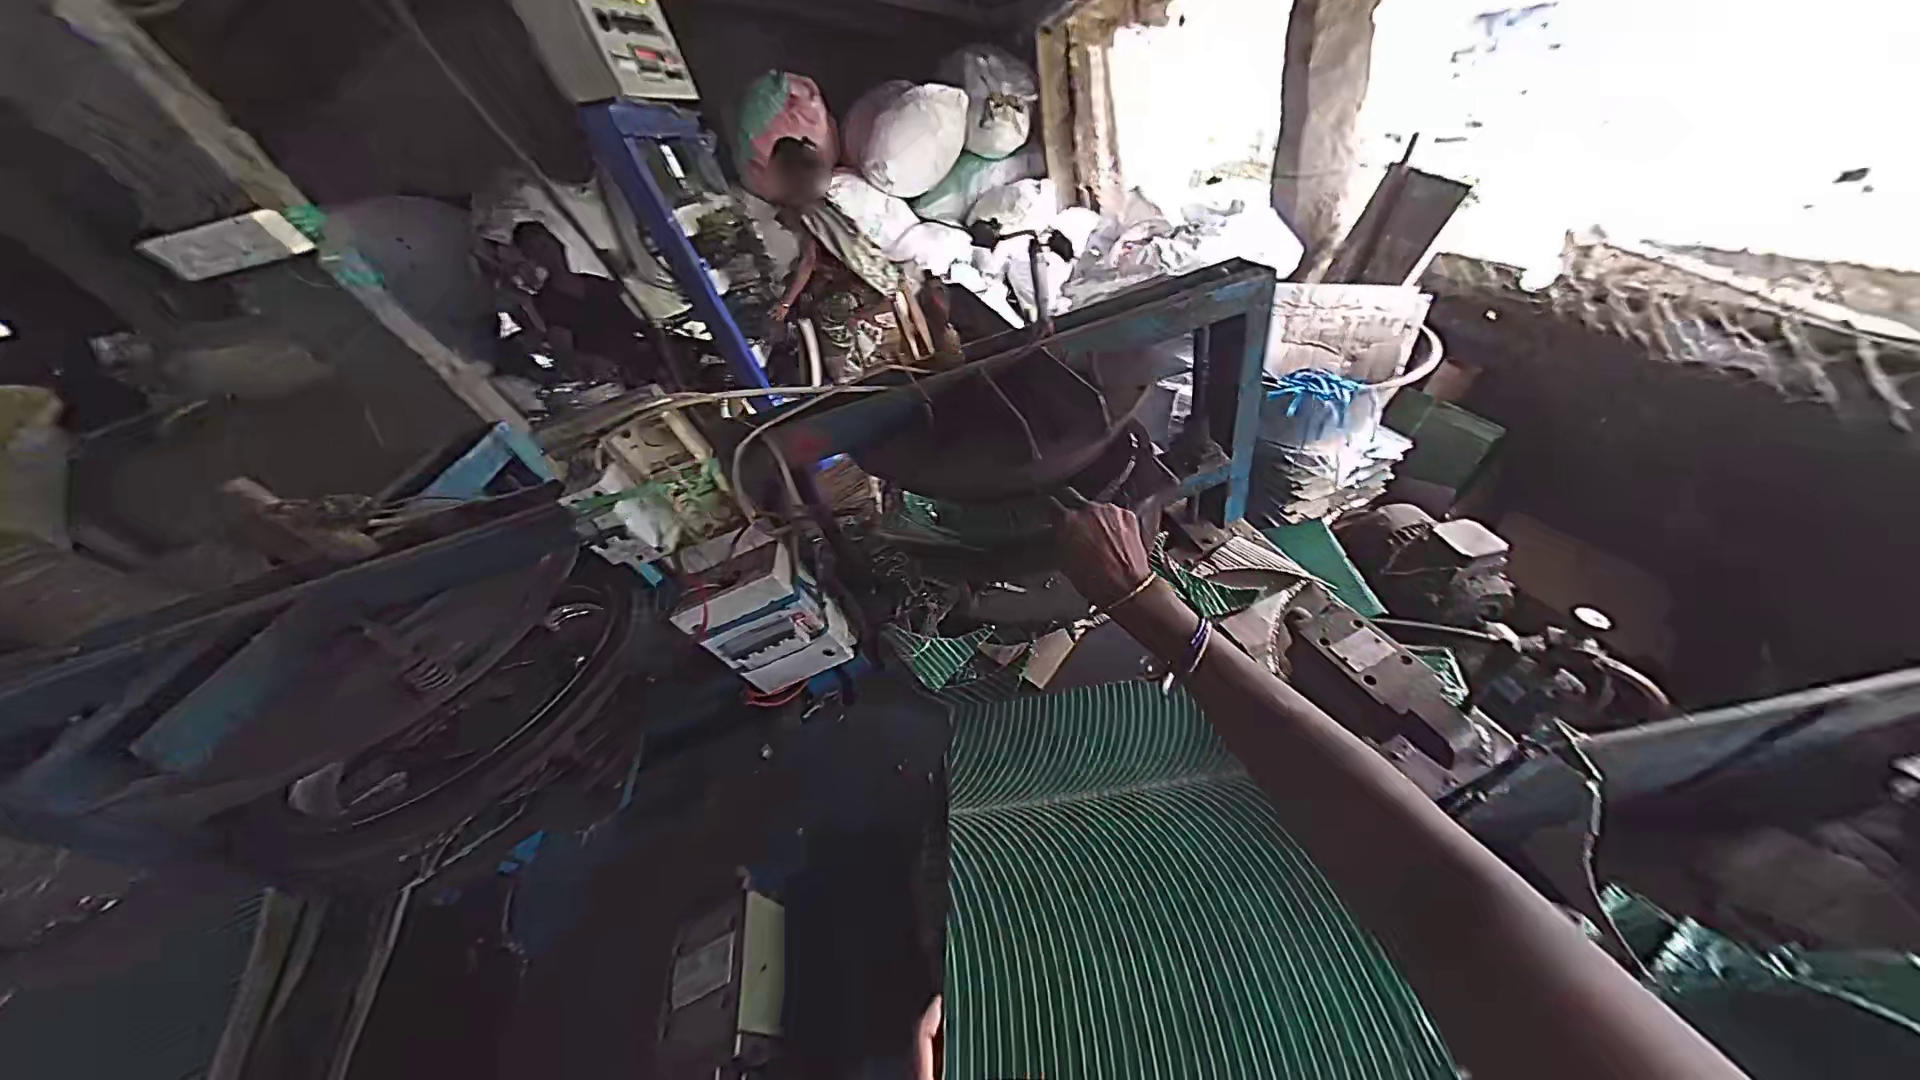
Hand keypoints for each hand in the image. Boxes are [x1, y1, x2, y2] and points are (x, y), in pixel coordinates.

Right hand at [1058, 502, 1150, 607]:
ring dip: (1092, 515)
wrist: (1126, 587)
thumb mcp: (1064, 560)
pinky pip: (1113, 513)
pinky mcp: (1126, 515)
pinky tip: (1111, 537)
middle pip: (1071, 495)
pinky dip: (1110, 521)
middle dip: (1067, 503)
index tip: (1049, 508)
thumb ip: (1060, 536)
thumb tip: (1059, 529)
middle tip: (1069, 516)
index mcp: (1067, 521)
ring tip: (1095, 534)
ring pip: (1094, 506)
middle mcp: (1088, 510)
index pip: (1050, 502)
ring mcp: (1109, 510)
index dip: (1048, 506)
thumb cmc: (1095, 581)